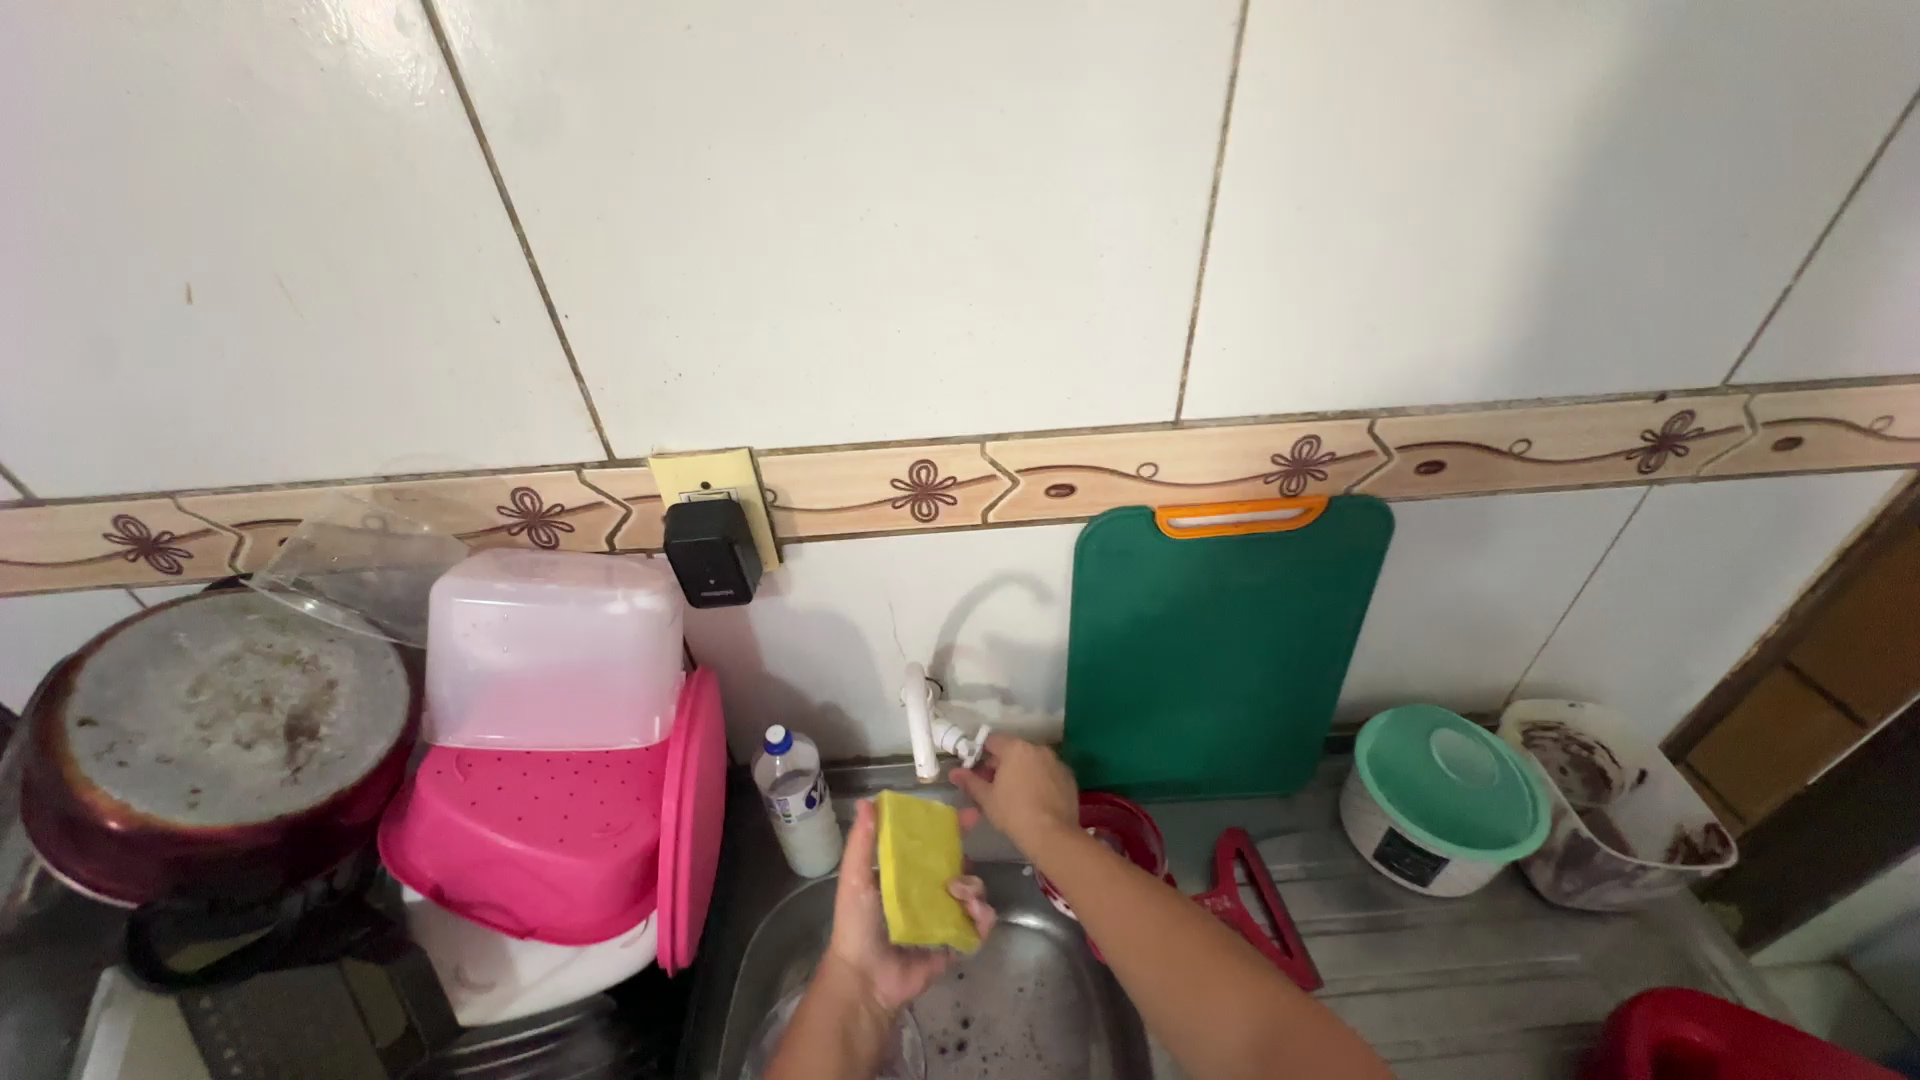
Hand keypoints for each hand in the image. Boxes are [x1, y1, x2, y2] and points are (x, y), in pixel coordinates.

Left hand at [822, 798, 996, 1014]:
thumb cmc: (857, 924)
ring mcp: (944, 917)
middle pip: (959, 866)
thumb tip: (867, 801)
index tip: (969, 816)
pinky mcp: (956, 942)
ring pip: (973, 891)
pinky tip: (973, 913)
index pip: (933, 845)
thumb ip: (863, 842)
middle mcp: (927, 892)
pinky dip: (983, 916)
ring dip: (973, 887)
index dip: (951, 829)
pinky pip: (980, 924)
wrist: (866, 977)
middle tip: (961, 864)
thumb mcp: (855, 878)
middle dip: (966, 860)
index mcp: (905, 874)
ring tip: (958, 894)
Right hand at [949, 733, 1079, 856]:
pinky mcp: (1068, 777)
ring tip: (1015, 795)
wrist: (1052, 835)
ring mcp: (1056, 762)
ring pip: (1032, 762)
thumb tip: (954, 772)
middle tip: (993, 787)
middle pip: (1013, 750)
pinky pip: (1048, 773)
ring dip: (1022, 772)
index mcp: (1015, 748)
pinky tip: (1035, 800)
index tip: (978, 772)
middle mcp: (1037, 749)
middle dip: (1002, 765)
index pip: (992, 741)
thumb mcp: (987, 798)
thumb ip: (970, 782)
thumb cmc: (1013, 813)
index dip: (982, 754)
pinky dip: (1040, 780)